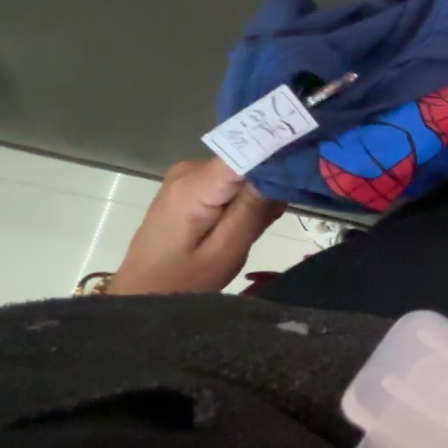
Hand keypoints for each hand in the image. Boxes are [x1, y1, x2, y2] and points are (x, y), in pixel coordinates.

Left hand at [108, 157, 287, 295]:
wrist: (138, 299)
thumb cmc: (181, 282)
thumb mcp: (226, 251)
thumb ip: (254, 207)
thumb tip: (283, 166)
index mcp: (195, 185)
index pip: (248, 148)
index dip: (280, 151)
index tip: (309, 163)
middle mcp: (190, 169)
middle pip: (249, 159)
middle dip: (271, 182)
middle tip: (275, 216)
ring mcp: (188, 176)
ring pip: (244, 170)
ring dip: (259, 193)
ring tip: (256, 226)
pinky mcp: (191, 186)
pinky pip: (232, 180)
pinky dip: (246, 198)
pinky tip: (243, 223)